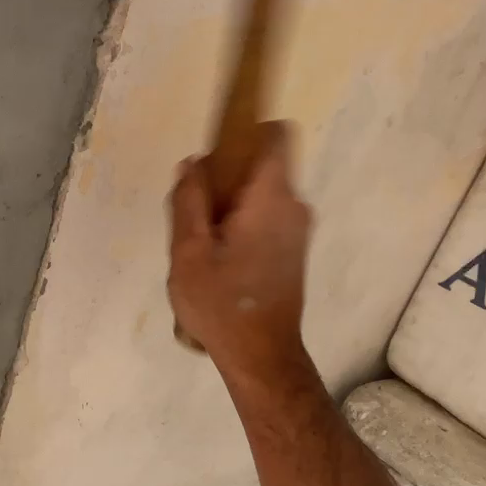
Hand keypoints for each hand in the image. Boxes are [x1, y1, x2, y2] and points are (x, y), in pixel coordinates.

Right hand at [167, 120, 314, 390]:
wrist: (260, 355)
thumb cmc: (222, 303)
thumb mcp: (187, 252)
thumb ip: (188, 200)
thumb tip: (192, 164)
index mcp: (271, 197)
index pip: (274, 134)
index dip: (244, 130)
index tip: (213, 156)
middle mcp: (294, 206)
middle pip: (257, 166)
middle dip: (222, 181)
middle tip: (193, 221)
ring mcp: (298, 230)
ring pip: (257, 195)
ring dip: (227, 209)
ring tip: (201, 249)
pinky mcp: (293, 251)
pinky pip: (263, 218)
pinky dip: (239, 227)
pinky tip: (217, 263)